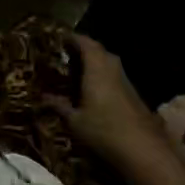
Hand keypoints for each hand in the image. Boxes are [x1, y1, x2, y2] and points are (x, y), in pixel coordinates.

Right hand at [42, 34, 178, 172]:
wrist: (142, 148)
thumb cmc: (103, 130)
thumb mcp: (74, 120)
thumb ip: (59, 106)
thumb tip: (42, 98)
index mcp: (97, 71)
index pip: (87, 45)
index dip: (74, 39)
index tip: (60, 36)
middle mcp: (113, 71)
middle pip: (100, 52)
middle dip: (84, 48)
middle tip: (65, 52)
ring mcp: (125, 83)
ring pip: (108, 63)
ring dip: (93, 62)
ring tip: (74, 67)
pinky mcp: (131, 95)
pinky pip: (113, 76)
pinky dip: (100, 75)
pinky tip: (89, 87)